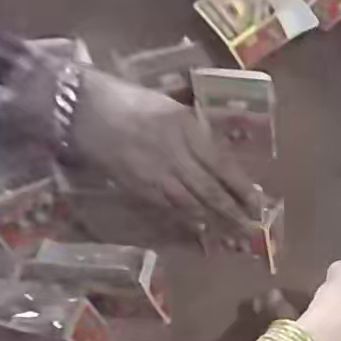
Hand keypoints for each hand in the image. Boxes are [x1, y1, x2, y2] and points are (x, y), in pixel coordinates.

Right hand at [69, 70, 267, 229]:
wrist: (82, 108)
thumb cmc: (130, 102)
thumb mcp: (172, 108)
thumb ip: (198, 135)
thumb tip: (225, 163)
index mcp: (187, 129)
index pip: (223, 166)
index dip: (243, 189)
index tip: (259, 205)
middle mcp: (175, 153)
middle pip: (211, 192)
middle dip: (234, 215)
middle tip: (253, 232)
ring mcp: (157, 174)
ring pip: (194, 206)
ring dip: (216, 225)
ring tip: (235, 239)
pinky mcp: (140, 188)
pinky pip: (171, 210)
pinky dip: (191, 223)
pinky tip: (205, 233)